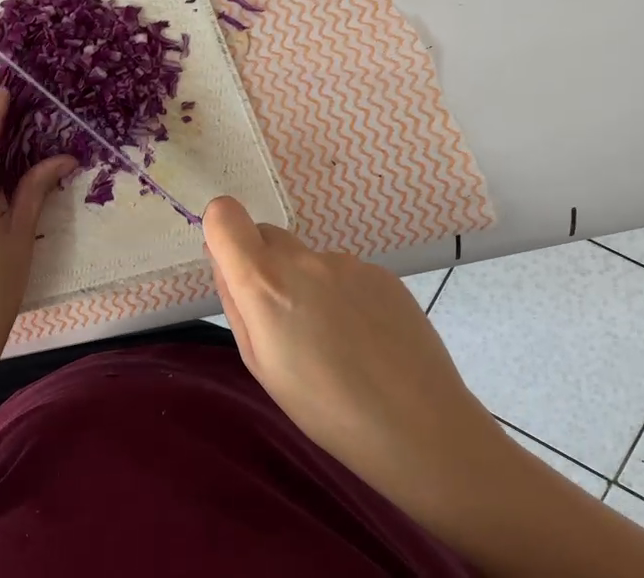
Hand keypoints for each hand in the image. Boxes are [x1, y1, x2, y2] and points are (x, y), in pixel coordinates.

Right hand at [201, 197, 506, 504]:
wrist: (421, 429)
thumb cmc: (323, 407)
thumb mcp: (257, 361)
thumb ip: (234, 302)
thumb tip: (225, 262)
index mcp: (262, 281)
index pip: (224, 214)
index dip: (221, 232)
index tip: (232, 264)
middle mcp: (302, 259)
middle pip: (265, 235)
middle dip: (263, 263)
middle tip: (283, 316)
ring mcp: (347, 264)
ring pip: (306, 259)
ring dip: (307, 284)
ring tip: (334, 338)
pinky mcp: (384, 274)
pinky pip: (344, 274)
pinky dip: (343, 295)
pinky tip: (363, 337)